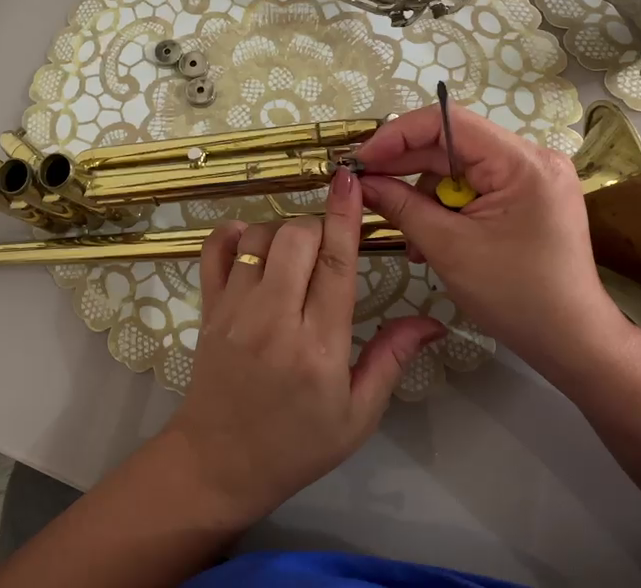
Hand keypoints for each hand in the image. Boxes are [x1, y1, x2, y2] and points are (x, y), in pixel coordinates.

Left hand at [156, 169, 447, 525]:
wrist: (222, 461)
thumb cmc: (299, 443)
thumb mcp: (357, 414)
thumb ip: (391, 359)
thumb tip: (433, 322)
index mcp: (319, 346)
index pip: (335, 264)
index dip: (345, 216)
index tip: (350, 180)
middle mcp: (273, 318)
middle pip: (295, 238)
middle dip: (318, 228)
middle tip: (328, 251)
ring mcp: (234, 309)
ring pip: (257, 237)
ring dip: (280, 233)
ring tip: (294, 257)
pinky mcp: (207, 307)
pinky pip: (213, 251)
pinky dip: (231, 234)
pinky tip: (250, 242)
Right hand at [354, 104, 632, 375]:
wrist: (574, 343)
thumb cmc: (516, 295)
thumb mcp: (448, 248)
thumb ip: (400, 206)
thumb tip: (359, 181)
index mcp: (522, 163)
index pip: (446, 122)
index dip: (396, 135)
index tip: (361, 160)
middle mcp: (531, 159)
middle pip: (450, 144)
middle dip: (405, 167)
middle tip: (365, 188)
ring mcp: (531, 178)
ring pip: (456, 168)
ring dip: (422, 195)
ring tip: (408, 237)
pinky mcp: (526, 198)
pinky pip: (471, 187)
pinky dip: (444, 208)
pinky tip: (429, 238)